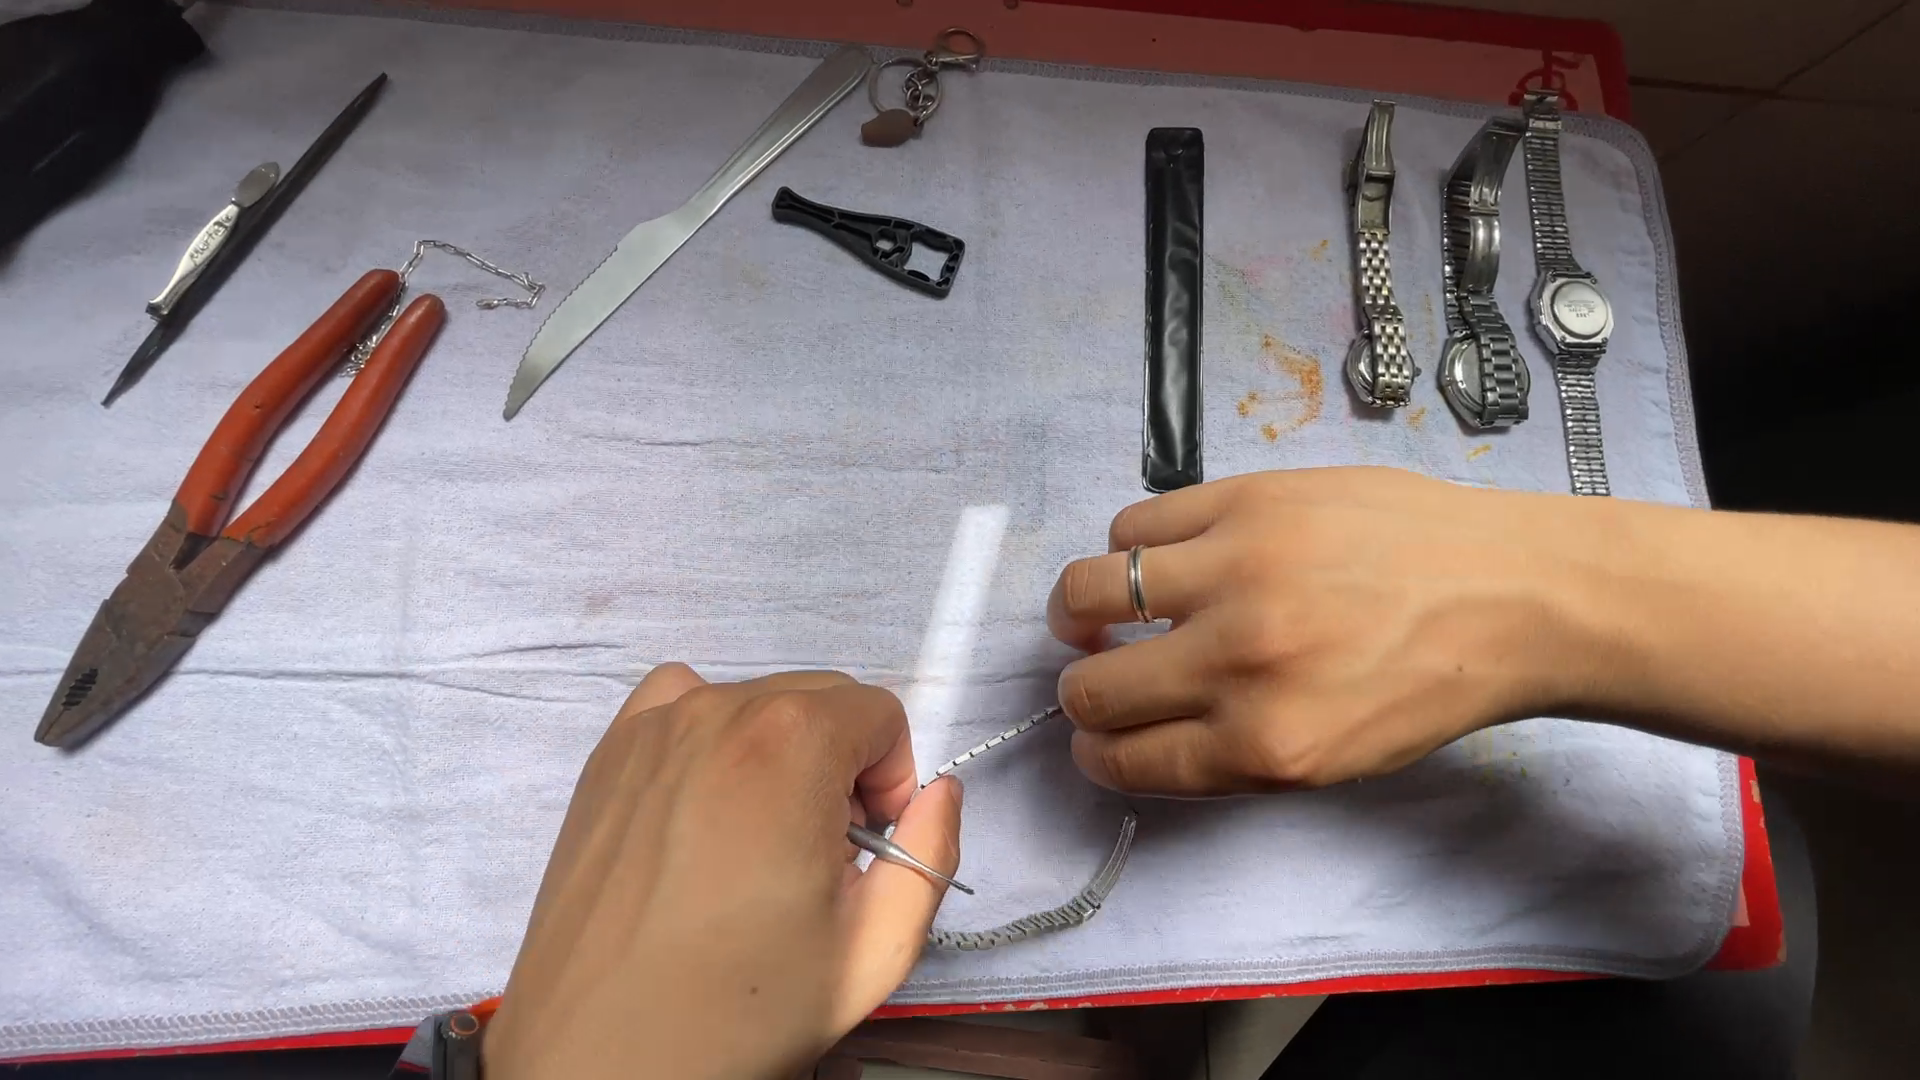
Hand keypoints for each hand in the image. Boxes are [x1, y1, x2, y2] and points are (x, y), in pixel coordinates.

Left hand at [482, 666, 962, 1079]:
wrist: (597, 1060)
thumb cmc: (742, 1007)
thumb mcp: (876, 949)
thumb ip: (933, 852)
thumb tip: (940, 790)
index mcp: (794, 742)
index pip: (882, 714)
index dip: (891, 781)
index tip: (864, 844)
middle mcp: (724, 707)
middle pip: (827, 699)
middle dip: (845, 762)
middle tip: (818, 849)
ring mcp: (659, 720)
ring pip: (765, 700)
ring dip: (786, 750)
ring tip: (759, 835)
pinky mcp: (615, 744)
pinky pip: (687, 696)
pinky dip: (715, 730)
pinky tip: (706, 795)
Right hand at [1048, 467, 1606, 794]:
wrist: (1513, 590)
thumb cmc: (1422, 683)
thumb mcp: (1328, 757)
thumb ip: (1223, 753)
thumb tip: (1134, 731)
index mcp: (1265, 745)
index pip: (1127, 761)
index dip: (1096, 754)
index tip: (1096, 739)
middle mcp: (1238, 661)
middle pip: (1093, 689)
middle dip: (1081, 692)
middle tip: (1097, 672)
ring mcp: (1235, 570)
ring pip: (1087, 591)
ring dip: (1076, 612)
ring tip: (1093, 610)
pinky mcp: (1242, 499)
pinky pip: (1131, 525)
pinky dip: (1125, 549)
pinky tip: (1155, 559)